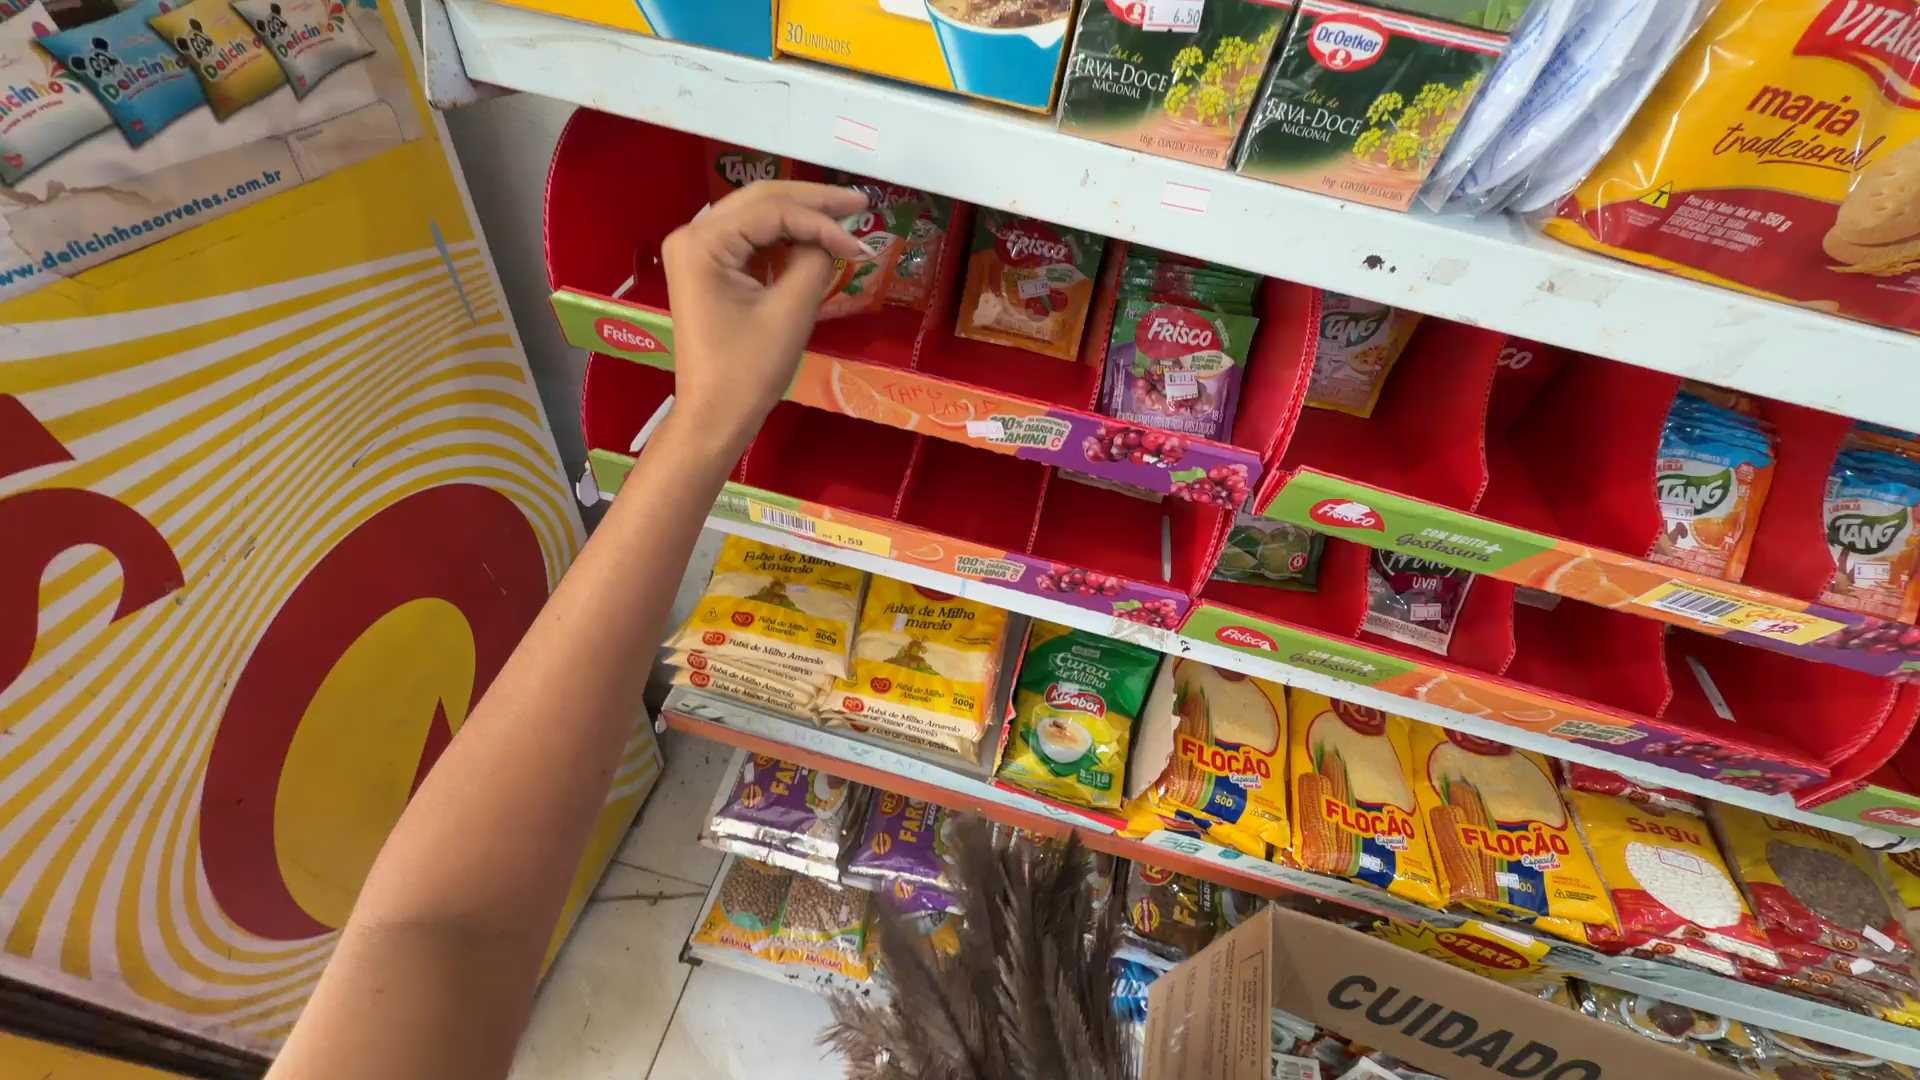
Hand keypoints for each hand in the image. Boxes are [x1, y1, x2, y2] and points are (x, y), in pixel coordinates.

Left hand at [660, 180, 867, 456]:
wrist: (716, 415)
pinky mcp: (708, 271)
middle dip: (813, 202)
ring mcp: (697, 253)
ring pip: (756, 217)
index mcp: (703, 243)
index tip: (861, 244)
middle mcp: (693, 235)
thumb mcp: (790, 313)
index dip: (822, 222)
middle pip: (760, 200)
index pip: (772, 211)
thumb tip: (834, 240)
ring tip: (843, 216)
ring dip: (800, 216)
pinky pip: (749, 241)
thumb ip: (814, 263)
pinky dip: (783, 239)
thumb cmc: (749, 370)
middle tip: (859, 202)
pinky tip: (814, 240)